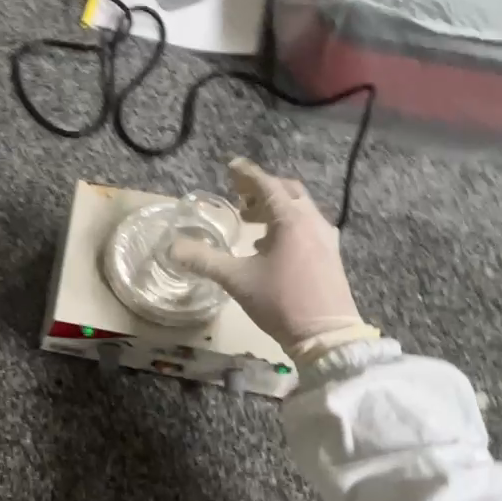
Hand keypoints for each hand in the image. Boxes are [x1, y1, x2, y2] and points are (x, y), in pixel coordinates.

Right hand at [169, 158, 377, 363]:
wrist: (325, 334)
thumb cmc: (280, 301)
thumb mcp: (236, 280)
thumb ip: (204, 260)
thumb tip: (172, 248)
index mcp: (290, 220)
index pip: (267, 185)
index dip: (247, 174)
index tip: (231, 166)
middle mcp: (312, 222)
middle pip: (287, 192)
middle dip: (262, 189)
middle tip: (238, 194)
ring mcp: (325, 238)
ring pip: (298, 209)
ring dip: (273, 208)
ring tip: (250, 219)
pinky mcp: (328, 255)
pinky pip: (305, 226)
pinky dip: (285, 224)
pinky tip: (268, 245)